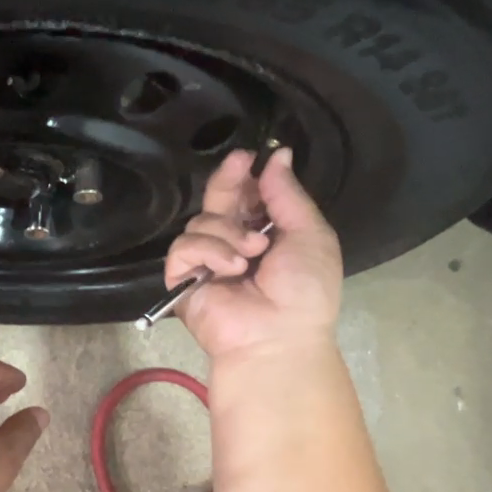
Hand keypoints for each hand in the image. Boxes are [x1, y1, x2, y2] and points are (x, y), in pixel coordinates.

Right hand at [165, 146, 343, 359]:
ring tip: (252, 254)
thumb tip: (278, 156)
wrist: (277, 335)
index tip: (250, 157)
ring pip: (201, 222)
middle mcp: (231, 244)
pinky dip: (208, 251)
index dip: (246, 177)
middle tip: (238, 164)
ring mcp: (204, 262)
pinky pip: (183, 248)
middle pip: (218, 202)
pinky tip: (230, 267)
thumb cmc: (304, 290)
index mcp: (265, 233)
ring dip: (229, 232)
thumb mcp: (310, 235)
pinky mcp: (182, 279)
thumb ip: (288, 196)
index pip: (247, 197)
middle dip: (228, 182)